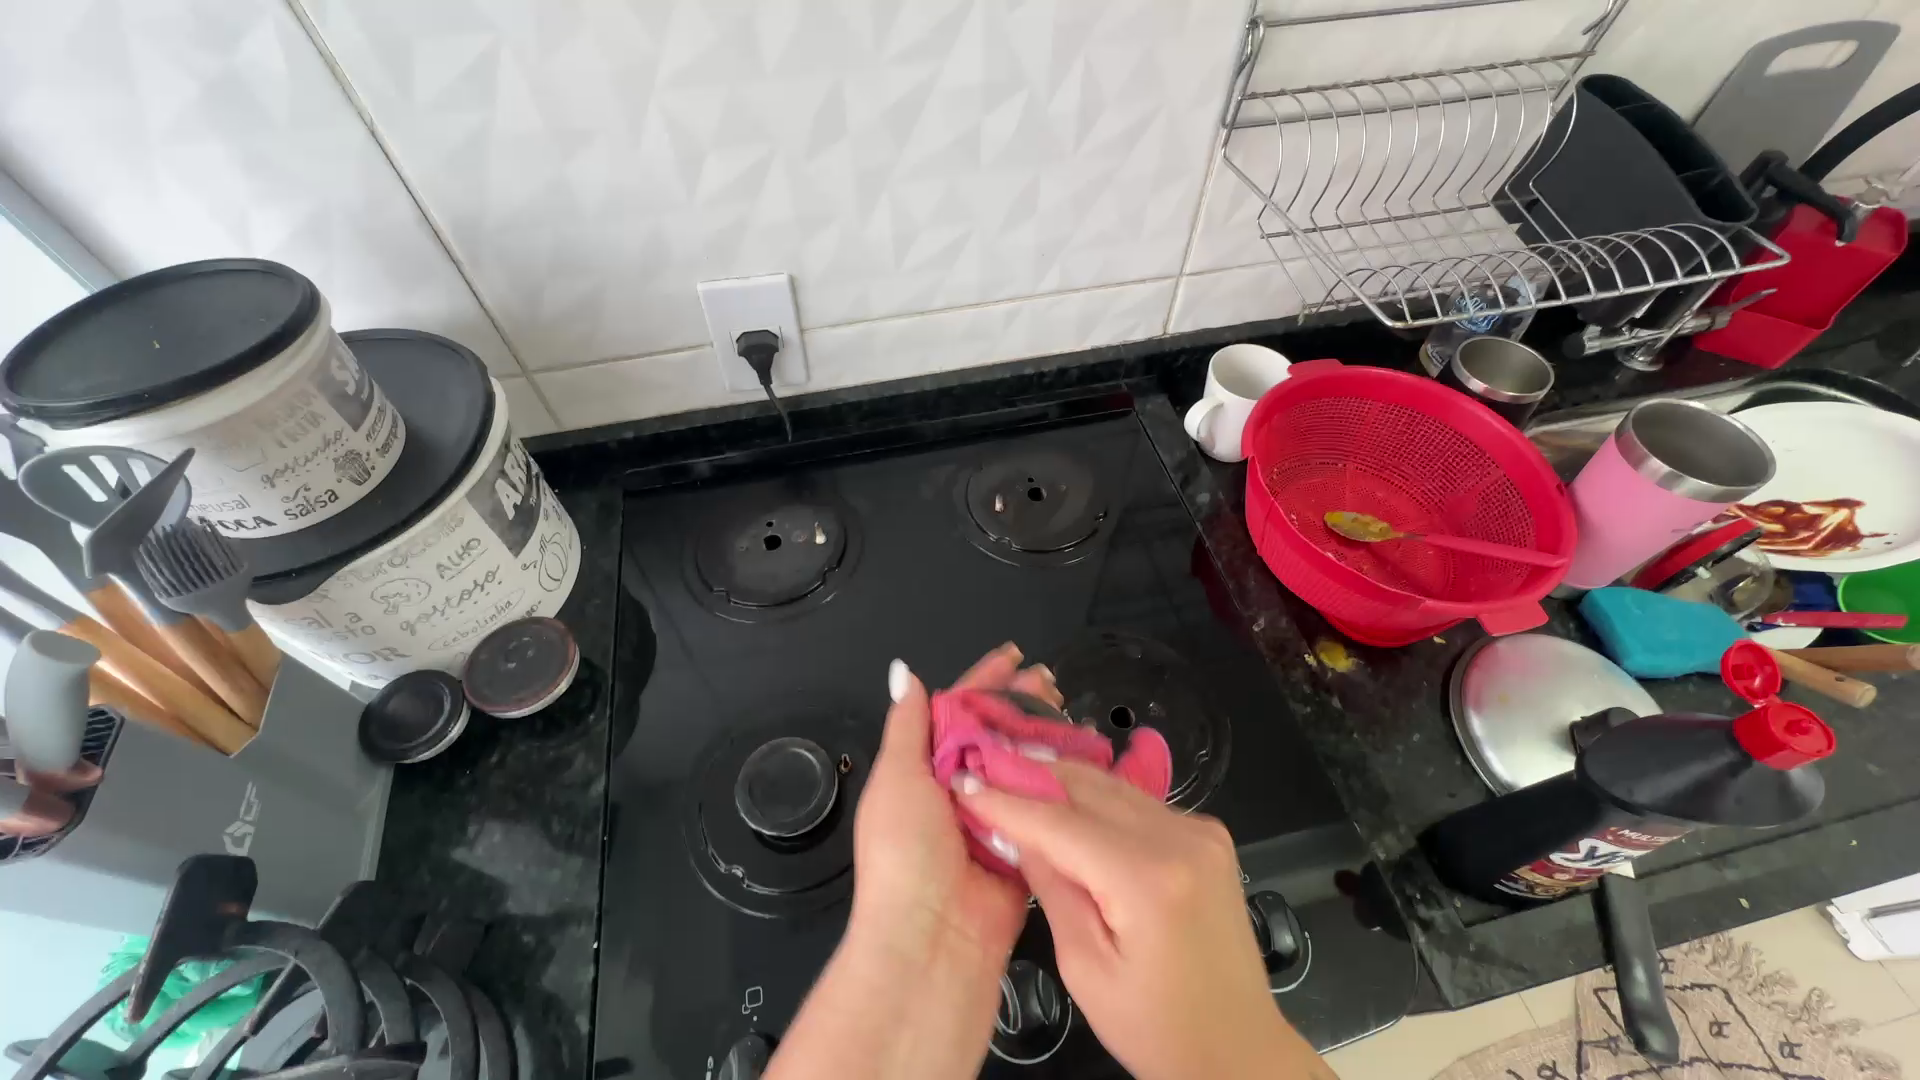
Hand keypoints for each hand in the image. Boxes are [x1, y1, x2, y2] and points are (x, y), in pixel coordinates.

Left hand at [767, 645, 1060, 1079]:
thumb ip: (906, 723)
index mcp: (922, 767)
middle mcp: (958, 786)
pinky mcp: (1023, 841)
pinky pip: (1043, 801)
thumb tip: (902, 671)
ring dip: (1044, 734)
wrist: (932, 938)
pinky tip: (1083, 753)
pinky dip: (1060, 778)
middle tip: (1051, 679)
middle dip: (1021, 702)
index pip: (955, 709)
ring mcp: (993, 814)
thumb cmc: (904, 851)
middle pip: (994, 731)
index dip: (982, 680)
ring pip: (1022, 762)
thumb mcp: (896, 778)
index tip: (1012, 656)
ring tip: (1069, 705)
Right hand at [959, 761, 1328, 1079]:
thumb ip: (1051, 886)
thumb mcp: (1085, 968)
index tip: (962, 779)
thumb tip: (1015, 830)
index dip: (1006, 800)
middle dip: (1029, 772)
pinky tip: (1061, 793)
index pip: (1059, 822)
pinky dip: (1095, 795)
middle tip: (980, 761)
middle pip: (1087, 787)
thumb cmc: (1155, 1027)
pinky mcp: (1207, 832)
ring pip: (1112, 785)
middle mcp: (1180, 837)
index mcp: (1148, 878)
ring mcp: (1200, 829)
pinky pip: (1136, 801)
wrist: (1239, 1050)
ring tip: (1010, 767)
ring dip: (1060, 777)